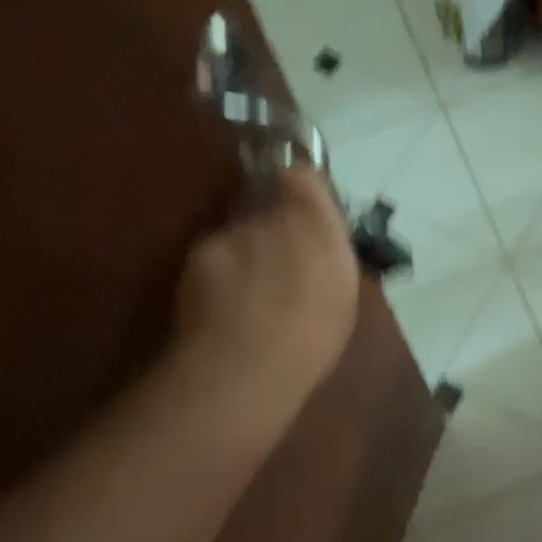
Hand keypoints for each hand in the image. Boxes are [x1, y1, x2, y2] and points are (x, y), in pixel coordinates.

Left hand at [176, 168, 359, 387]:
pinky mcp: (198, 254)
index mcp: (317, 225)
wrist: (245, 365)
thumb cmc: (311, 338)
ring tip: (247, 295)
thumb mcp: (342, 295)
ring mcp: (231, 233)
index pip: (302, 176)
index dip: (300, 188)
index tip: (303, 209)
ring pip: (239, 233)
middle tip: (277, 265)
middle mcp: (272, 217)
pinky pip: (214, 255)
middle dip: (272, 228)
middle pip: (268, 207)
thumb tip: (321, 242)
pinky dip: (218, 273)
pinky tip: (221, 306)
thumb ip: (329, 255)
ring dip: (244, 253)